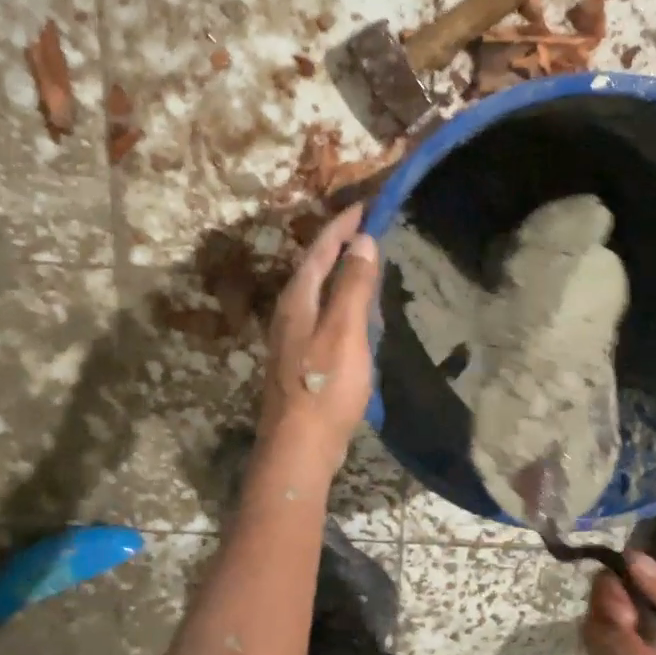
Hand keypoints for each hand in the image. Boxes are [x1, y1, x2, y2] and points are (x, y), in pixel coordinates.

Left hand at [256, 203, 379, 480]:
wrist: (299, 447)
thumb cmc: (324, 388)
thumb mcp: (346, 332)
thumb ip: (354, 286)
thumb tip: (363, 242)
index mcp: (298, 301)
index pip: (320, 250)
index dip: (342, 227)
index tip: (365, 206)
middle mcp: (288, 314)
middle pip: (314, 269)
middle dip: (338, 247)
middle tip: (367, 231)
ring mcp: (291, 340)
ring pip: (317, 295)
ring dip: (339, 276)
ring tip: (365, 266)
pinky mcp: (299, 362)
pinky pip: (321, 318)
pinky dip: (340, 305)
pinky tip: (355, 319)